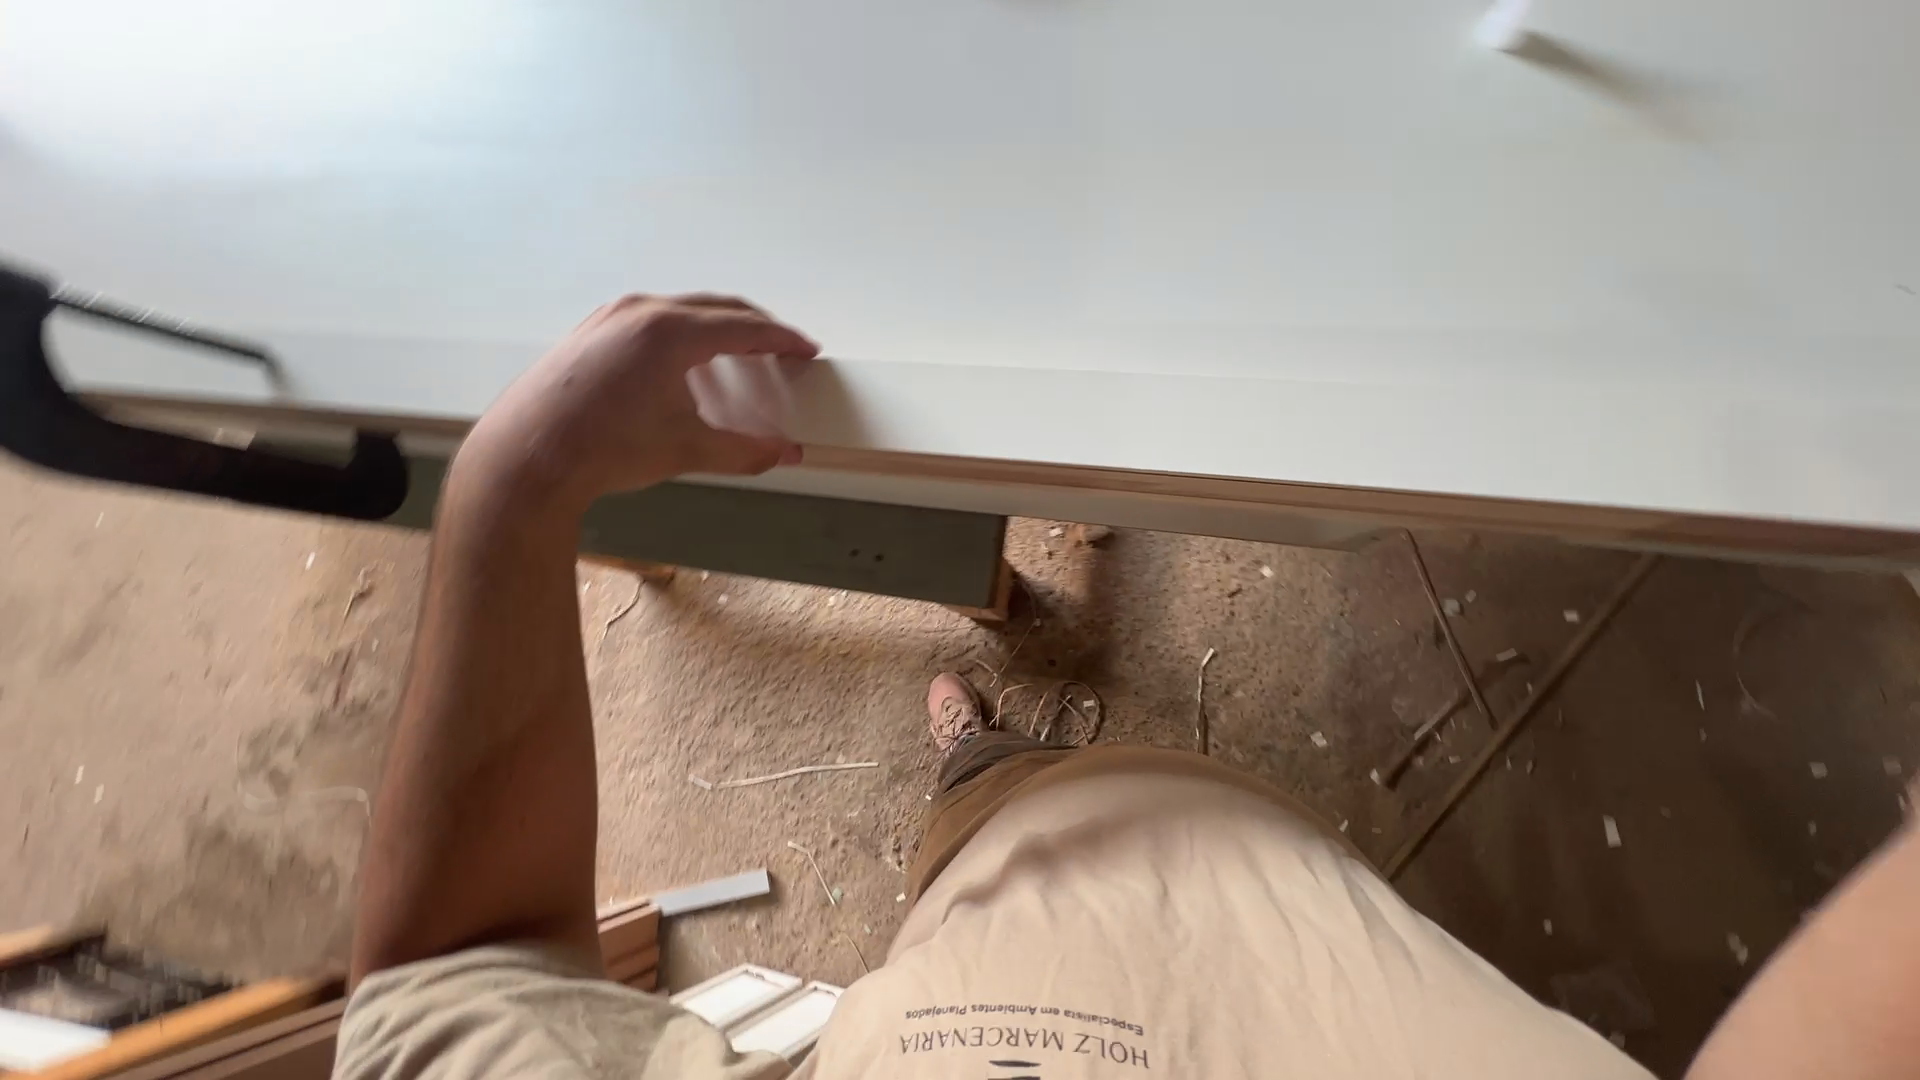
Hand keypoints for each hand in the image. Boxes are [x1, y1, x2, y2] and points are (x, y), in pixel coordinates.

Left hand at [458, 293, 817, 511]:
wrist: (526, 457)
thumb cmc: (605, 449)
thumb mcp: (688, 450)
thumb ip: (747, 450)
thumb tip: (788, 453)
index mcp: (672, 332)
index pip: (745, 327)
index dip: (783, 339)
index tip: (806, 350)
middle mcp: (641, 312)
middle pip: (717, 307)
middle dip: (756, 327)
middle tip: (782, 349)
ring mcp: (611, 317)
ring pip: (682, 311)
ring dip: (718, 329)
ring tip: (738, 359)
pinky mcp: (591, 332)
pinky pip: (652, 320)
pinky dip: (683, 335)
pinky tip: (684, 369)